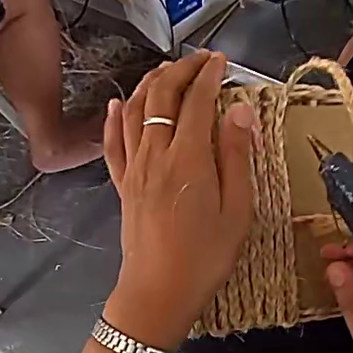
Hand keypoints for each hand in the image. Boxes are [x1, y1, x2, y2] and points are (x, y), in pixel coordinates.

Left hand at [102, 51, 255, 349]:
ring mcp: (135, 168)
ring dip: (150, 84)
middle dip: (180, 71)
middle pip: (162, 96)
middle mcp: (156, 153)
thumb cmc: (206, 256)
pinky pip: (113, 142)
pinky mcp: (123, 185)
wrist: (159, 291)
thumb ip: (237, 156)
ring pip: (135, 111)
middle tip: (199, 61)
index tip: (220, 62)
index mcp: (189, 157)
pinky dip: (115, 118)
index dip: (209, 76)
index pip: (197, 101)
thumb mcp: (237, 209)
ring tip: (166, 71)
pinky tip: (118, 104)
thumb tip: (240, 111)